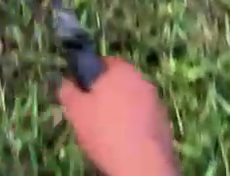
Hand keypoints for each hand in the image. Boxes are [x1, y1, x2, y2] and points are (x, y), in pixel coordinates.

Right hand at [58, 58, 177, 175]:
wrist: (143, 165)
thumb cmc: (105, 130)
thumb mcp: (76, 111)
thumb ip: (68, 92)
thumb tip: (65, 82)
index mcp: (121, 69)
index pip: (104, 62)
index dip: (91, 76)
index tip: (83, 93)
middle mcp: (141, 79)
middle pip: (119, 82)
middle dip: (107, 94)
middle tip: (93, 113)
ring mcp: (156, 101)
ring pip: (133, 101)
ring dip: (122, 110)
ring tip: (109, 132)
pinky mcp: (164, 123)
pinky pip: (144, 118)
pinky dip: (135, 126)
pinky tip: (125, 142)